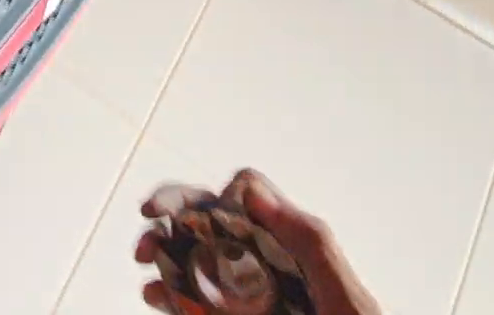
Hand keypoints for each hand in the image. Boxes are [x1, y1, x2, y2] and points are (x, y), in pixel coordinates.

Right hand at [136, 169, 380, 314]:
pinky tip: (154, 295)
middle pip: (208, 212)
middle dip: (170, 212)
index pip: (245, 190)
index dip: (217, 196)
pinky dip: (168, 289)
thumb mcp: (349, 303)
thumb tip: (254, 191)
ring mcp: (244, 286)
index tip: (202, 220)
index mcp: (290, 241)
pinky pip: (192, 292)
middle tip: (147, 222)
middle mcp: (263, 253)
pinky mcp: (229, 311)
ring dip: (161, 247)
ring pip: (192, 248)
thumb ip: (310, 244)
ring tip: (144, 262)